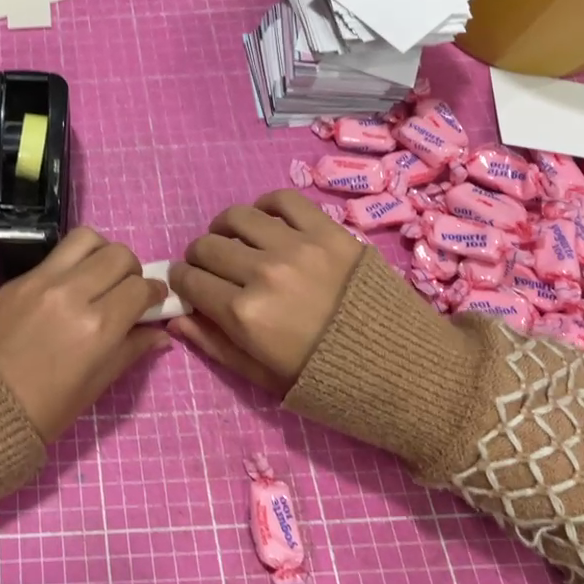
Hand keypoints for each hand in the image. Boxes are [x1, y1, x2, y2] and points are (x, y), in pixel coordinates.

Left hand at [0, 227, 170, 441]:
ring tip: (100, 277)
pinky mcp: (20, 278)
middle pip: (119, 255)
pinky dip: (74, 262)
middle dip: (132, 271)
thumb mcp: (98, 384)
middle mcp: (73, 294)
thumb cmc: (48, 408)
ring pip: (88, 239)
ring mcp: (43, 281)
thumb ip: (132, 349)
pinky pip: (57, 254)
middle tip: (127, 291)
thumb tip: (160, 332)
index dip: (154, 293)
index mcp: (98, 327)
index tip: (154, 301)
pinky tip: (71, 285)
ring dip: (103, 254)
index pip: (141, 288)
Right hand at [168, 189, 363, 393]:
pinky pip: (282, 200)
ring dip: (225, 229)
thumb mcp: (263, 378)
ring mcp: (297, 247)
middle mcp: (264, 273)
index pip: (189, 281)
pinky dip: (264, 207)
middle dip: (199, 258)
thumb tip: (175, 321)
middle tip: (211, 269)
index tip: (186, 285)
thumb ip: (215, 345)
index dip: (180, 282)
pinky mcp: (328, 231)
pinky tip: (266, 224)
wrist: (408, 372)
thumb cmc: (330, 383)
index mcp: (245, 314)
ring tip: (235, 242)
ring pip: (237, 217)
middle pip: (207, 246)